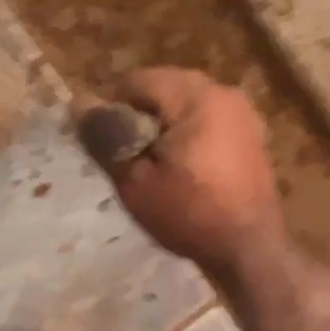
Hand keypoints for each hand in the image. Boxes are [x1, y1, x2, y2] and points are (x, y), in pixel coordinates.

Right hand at [82, 67, 286, 277]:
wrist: (251, 249)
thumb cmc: (190, 213)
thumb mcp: (135, 181)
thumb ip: (106, 138)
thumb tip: (79, 104)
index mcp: (195, 96)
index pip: (138, 81)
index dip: (110, 105)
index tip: (100, 140)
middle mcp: (223, 92)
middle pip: (165, 88)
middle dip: (139, 113)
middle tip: (123, 151)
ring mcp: (243, 113)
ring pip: (187, 103)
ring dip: (163, 123)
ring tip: (148, 160)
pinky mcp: (251, 134)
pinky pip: (208, 119)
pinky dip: (188, 132)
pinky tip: (180, 165)